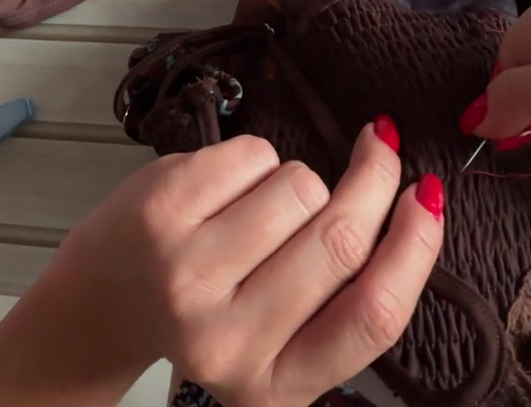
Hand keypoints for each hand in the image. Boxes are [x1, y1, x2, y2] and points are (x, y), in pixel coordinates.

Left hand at [34, 125, 443, 406]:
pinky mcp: (163, 212)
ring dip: (299, 176)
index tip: (428, 196)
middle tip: (380, 148)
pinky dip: (255, 156)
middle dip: (374, 177)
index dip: (415, 248)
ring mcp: (190, 273)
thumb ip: (338, 292)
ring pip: (300, 186)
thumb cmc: (202, 308)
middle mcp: (229, 342)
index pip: (372, 318)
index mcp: (274, 387)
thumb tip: (420, 203)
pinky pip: (254, 154)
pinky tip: (224, 185)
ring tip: (261, 200)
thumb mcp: (276, 334)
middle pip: (340, 239)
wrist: (102, 299)